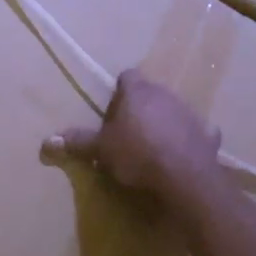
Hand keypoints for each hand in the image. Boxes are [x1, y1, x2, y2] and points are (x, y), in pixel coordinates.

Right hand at [42, 70, 221, 208]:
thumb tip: (47, 140)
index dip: (120, 91)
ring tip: (155, 144)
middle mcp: (164, 94)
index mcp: (137, 92)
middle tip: (130, 130)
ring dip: (166, 121)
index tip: (114, 109)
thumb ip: (78, 142)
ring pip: (174, 110)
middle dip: (142, 106)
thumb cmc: (138, 155)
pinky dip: (192, 140)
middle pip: (150, 92)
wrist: (186, 178)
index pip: (127, 77)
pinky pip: (198, 133)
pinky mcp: (208, 136)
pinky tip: (186, 154)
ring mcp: (189, 114)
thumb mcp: (102, 150)